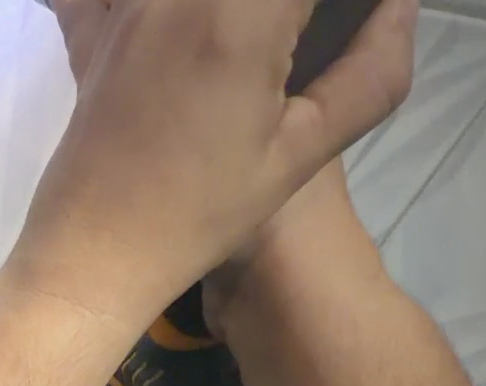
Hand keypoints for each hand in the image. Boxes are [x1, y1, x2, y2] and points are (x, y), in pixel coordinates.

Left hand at [7, 0, 416, 327]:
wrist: (89, 259)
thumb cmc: (193, 219)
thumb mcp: (298, 158)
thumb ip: (369, 74)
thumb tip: (397, 8)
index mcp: (242, 12)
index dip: (334, 9)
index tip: (334, 31)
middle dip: (281, 11)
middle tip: (295, 36)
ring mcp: (125, 11)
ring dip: (226, 11)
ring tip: (247, 37)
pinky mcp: (89, 39)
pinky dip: (113, 4)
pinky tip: (161, 24)